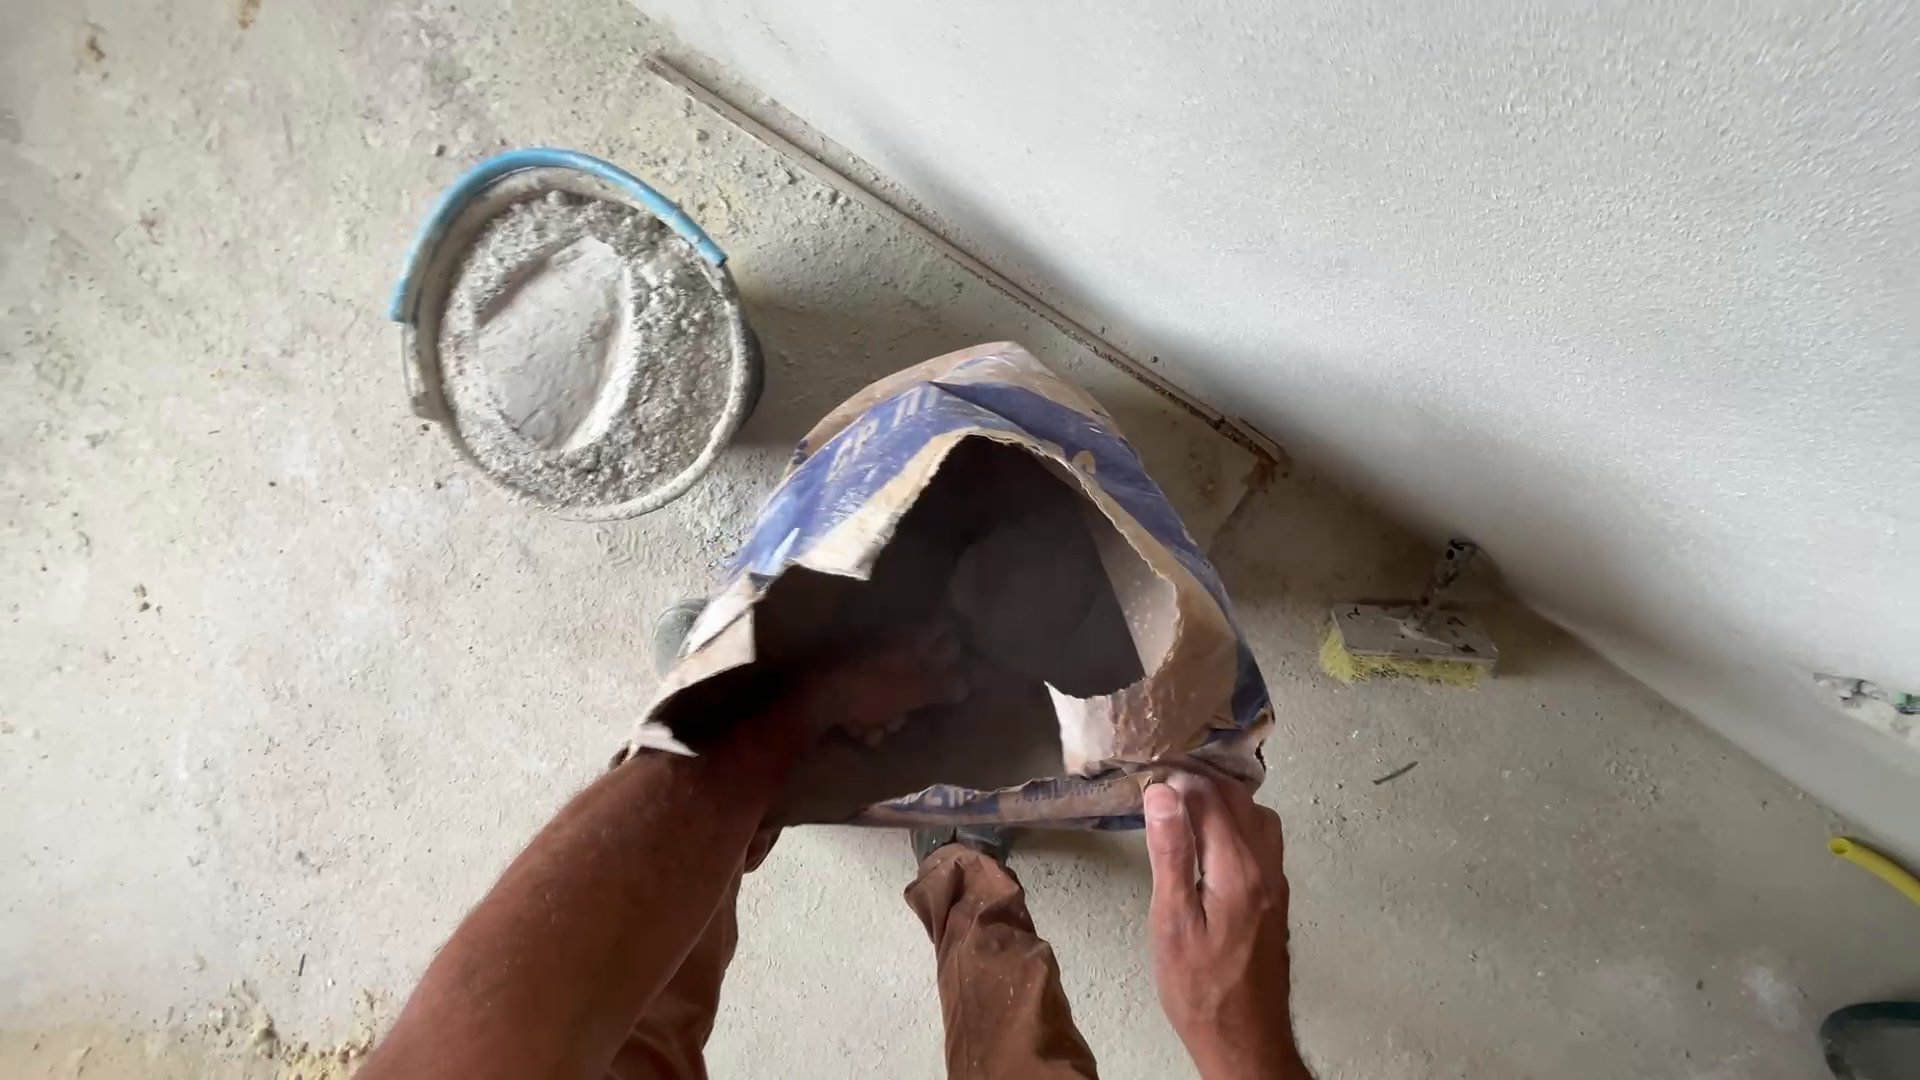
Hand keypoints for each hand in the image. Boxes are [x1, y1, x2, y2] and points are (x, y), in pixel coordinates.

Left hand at [777, 621, 969, 743]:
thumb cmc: (873, 690)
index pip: (940, 631)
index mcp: (908, 638)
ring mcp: (863, 658)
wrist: (814, 696)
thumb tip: (968, 683)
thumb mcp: (915, 691)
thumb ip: (943, 686)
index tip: (953, 677)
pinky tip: (856, 729)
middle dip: (912, 697)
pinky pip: (863, 694)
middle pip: (914, 666)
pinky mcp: (842, 675)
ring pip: (887, 686)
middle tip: (904, 717)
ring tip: (877, 729)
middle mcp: (887, 642)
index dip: (950, 653)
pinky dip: (863, 713)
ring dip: (885, 712)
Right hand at [1144, 762, 1307, 1079]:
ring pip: (1257, 814)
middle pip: (1238, 798)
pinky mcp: (1275, 896)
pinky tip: (1212, 832)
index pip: (1210, 796)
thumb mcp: (1171, 920)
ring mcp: (1276, 881)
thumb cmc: (1198, 987)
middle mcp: (1265, 867)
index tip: (1147, 773)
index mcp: (1237, 869)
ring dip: (1223, 795)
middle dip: (1200, 778)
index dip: (1178, 778)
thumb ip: (1170, 852)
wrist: (1246, 1042)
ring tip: (1184, 798)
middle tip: (1161, 776)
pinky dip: (1237, 817)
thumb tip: (1163, 793)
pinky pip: (1263, 837)